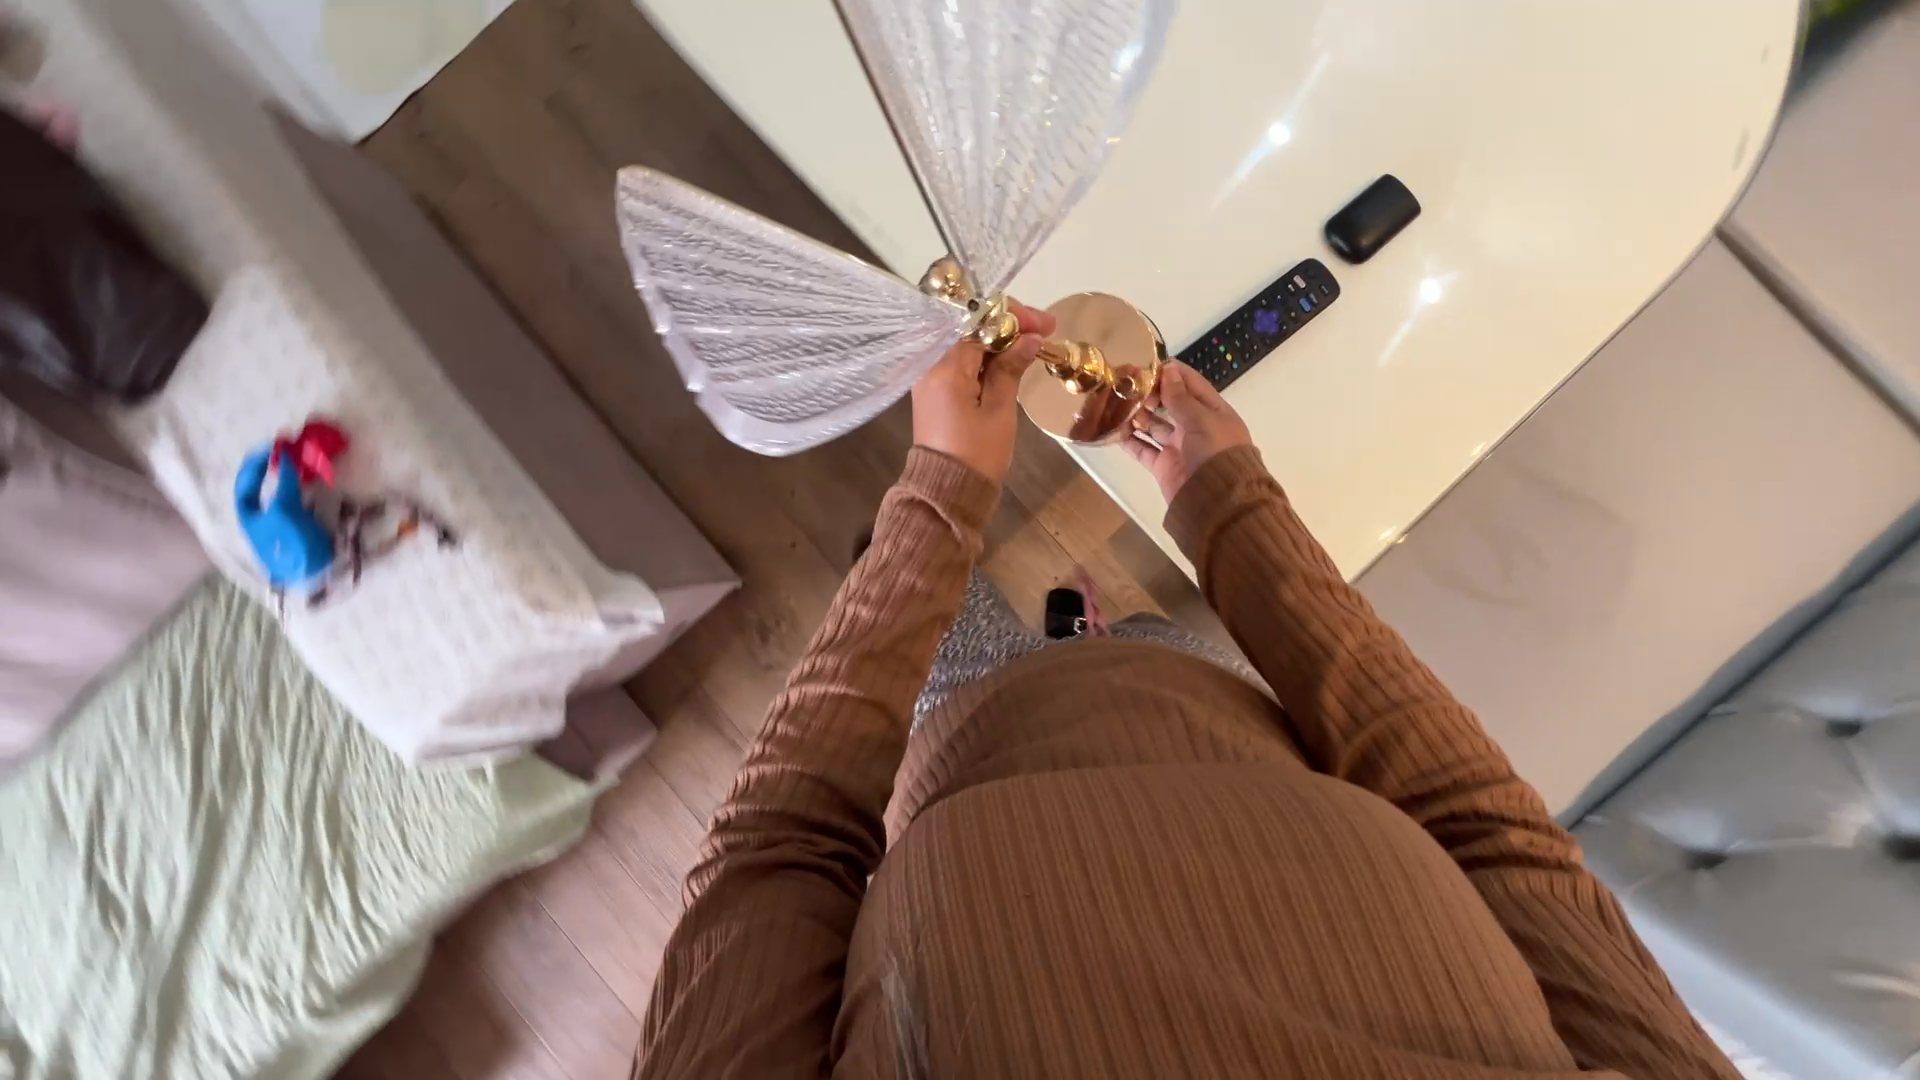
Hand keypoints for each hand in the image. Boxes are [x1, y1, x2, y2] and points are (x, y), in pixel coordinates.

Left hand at [911, 299, 1055, 483]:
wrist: (948, 494)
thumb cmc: (977, 455)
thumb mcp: (999, 410)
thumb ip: (1010, 369)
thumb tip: (1028, 338)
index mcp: (943, 368)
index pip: (978, 325)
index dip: (1013, 319)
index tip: (1044, 324)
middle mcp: (929, 367)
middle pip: (969, 330)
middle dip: (1006, 325)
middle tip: (1043, 329)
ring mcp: (929, 380)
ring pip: (966, 345)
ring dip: (997, 341)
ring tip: (1032, 341)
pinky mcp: (934, 393)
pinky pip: (959, 364)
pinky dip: (984, 359)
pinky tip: (1009, 359)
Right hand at [1123, 361, 1252, 501]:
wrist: (1217, 500)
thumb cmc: (1215, 452)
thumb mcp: (1201, 419)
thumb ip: (1181, 397)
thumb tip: (1168, 369)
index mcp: (1212, 412)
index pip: (1191, 384)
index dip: (1171, 372)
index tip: (1147, 361)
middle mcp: (1196, 427)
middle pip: (1170, 405)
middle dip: (1150, 393)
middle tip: (1125, 382)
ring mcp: (1179, 448)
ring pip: (1154, 426)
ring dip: (1137, 415)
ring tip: (1116, 402)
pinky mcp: (1164, 466)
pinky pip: (1144, 450)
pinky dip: (1130, 441)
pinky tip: (1114, 429)